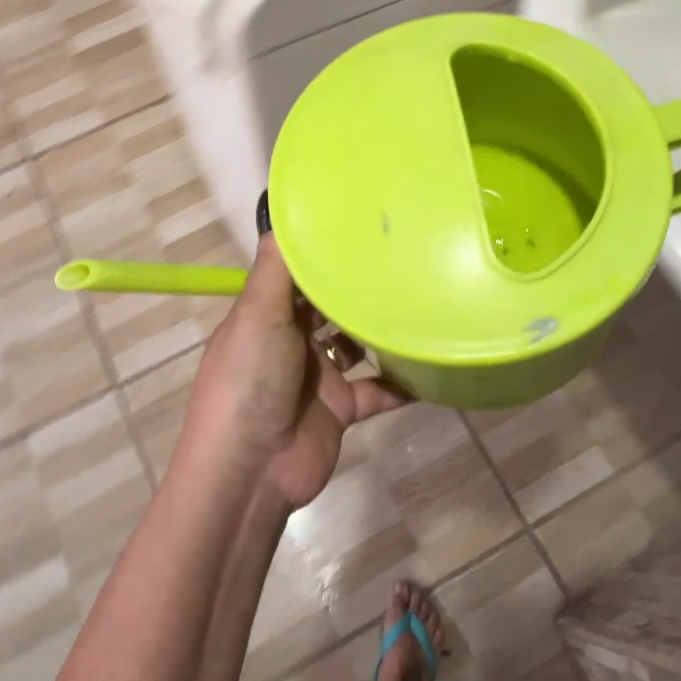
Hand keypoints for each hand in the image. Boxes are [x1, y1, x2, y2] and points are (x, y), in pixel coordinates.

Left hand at [177, 234, 412, 509]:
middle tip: (404, 254)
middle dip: (358, 286)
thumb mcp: (256, 314)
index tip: (360, 223)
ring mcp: (317, 376)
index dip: (321, 251)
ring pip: (356, 343)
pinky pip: (378, 390)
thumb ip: (276, 268)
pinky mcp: (341, 409)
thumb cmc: (248, 380)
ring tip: (422, 297)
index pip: (296, 274)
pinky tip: (432, 362)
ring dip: (381, 329)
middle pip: (329, 306)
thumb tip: (282, 210)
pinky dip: (402, 380)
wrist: (250, 471)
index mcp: (265, 313)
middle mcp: (291, 339)